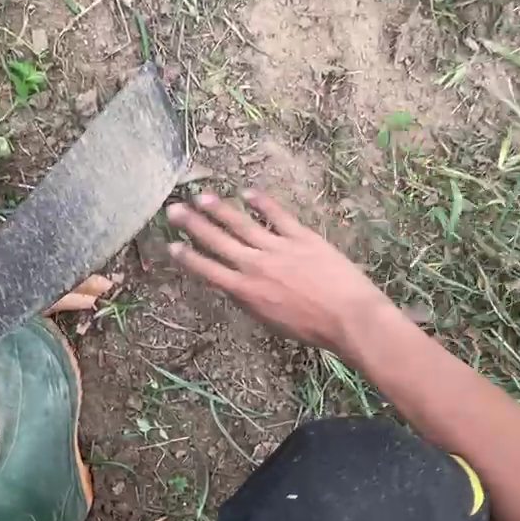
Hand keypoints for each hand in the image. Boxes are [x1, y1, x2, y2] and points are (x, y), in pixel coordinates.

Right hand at [167, 190, 393, 353]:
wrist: (348, 317)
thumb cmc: (312, 328)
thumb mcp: (270, 321)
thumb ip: (249, 300)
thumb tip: (234, 286)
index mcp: (245, 291)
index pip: (208, 270)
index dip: (187, 257)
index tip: (171, 245)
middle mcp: (255, 265)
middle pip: (217, 241)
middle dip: (192, 225)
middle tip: (173, 209)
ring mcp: (277, 248)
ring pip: (241, 223)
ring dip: (219, 209)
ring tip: (201, 196)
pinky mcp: (301, 237)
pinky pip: (277, 215)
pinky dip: (261, 203)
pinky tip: (247, 192)